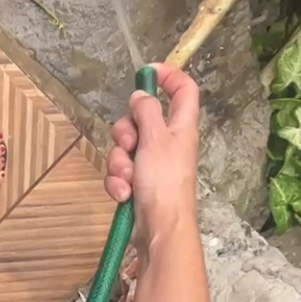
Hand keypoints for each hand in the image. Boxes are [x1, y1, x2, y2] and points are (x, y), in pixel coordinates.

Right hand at [103, 63, 200, 240]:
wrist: (158, 227)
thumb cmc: (164, 182)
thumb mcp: (155, 138)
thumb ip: (147, 112)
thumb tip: (141, 95)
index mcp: (180, 126)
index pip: (183, 90)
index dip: (168, 77)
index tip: (146, 74)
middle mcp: (166, 142)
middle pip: (140, 120)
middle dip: (126, 132)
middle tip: (130, 144)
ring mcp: (150, 164)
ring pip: (124, 149)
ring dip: (119, 164)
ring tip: (128, 178)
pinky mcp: (136, 184)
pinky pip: (119, 174)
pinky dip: (117, 183)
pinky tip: (123, 194)